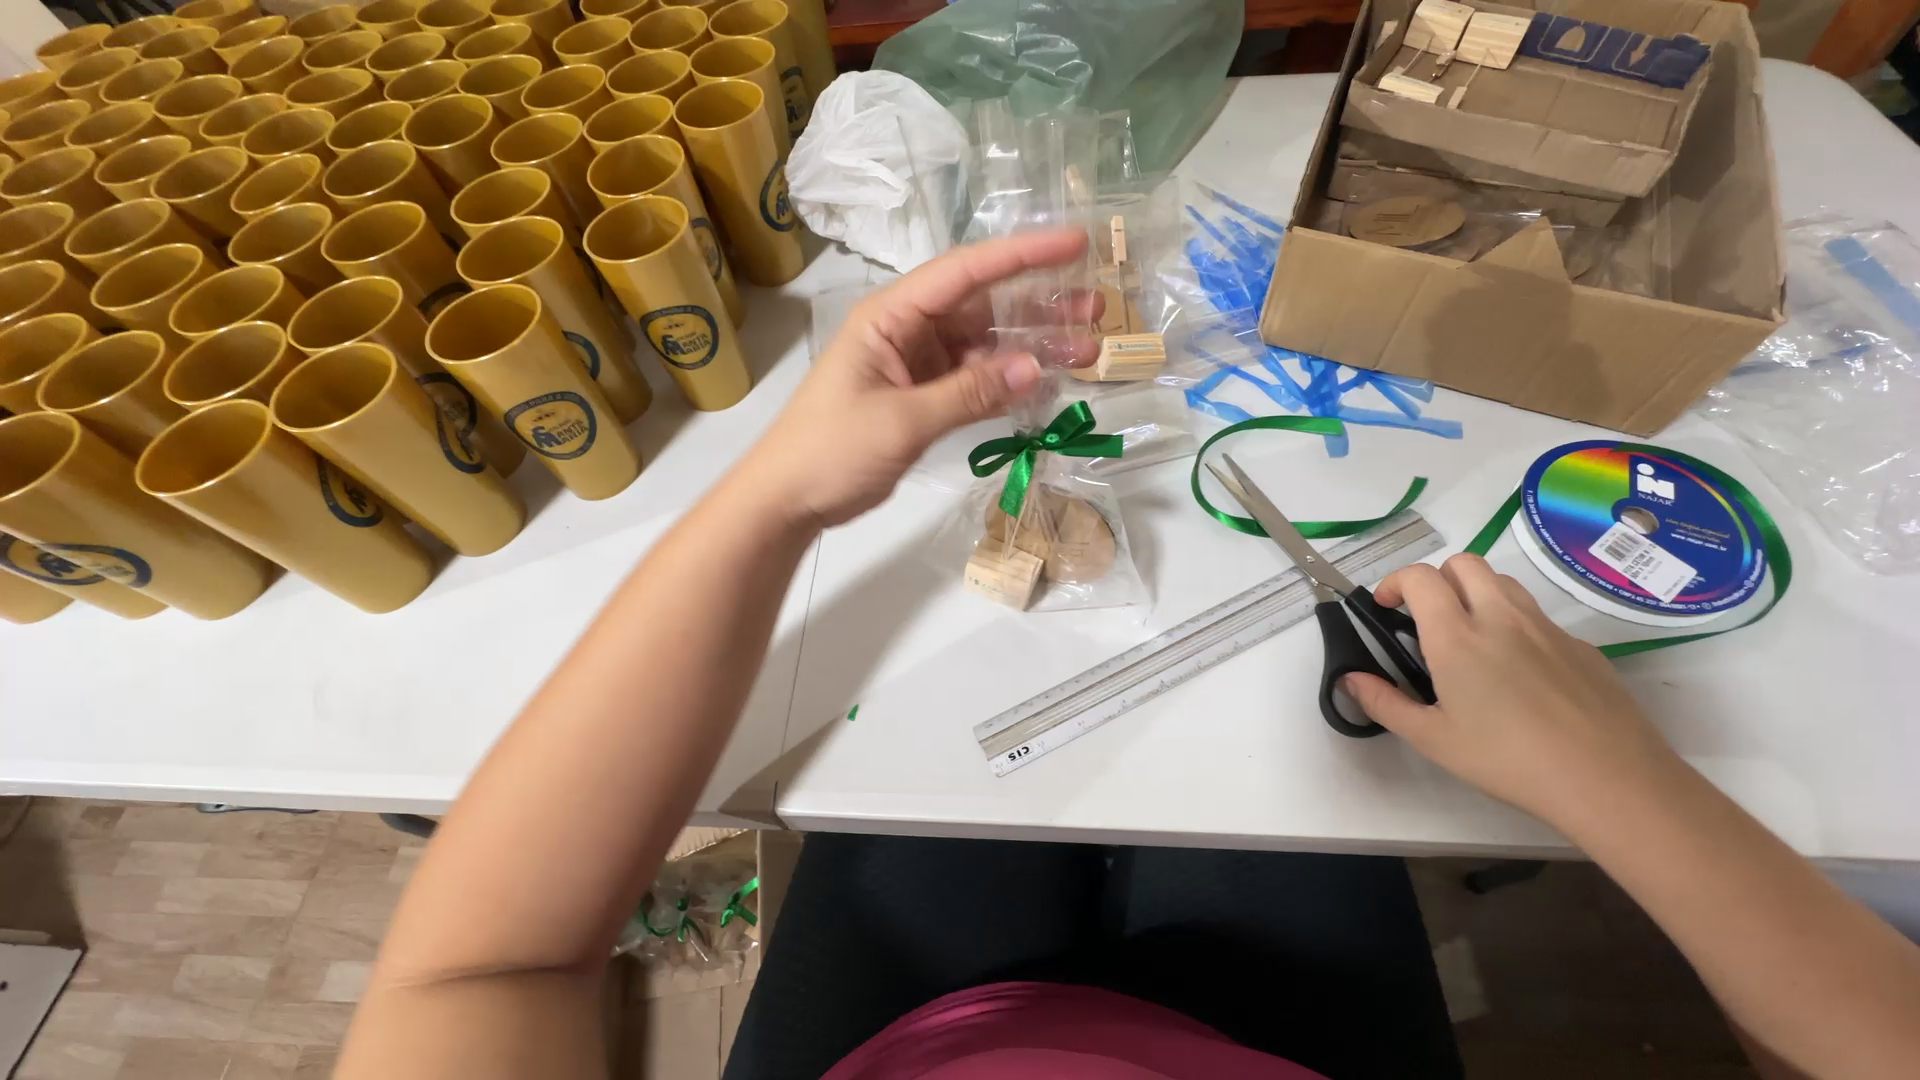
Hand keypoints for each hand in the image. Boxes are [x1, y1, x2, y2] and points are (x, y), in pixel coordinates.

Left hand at [741, 229, 1096, 528]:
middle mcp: (908, 332)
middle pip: (983, 306)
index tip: (1074, 243)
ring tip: (1087, 352)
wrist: (788, 499)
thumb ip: (968, 393)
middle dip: (1040, 305)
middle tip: (1097, 309)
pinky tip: (1046, 385)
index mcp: (891, 317)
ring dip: (1031, 348)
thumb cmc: (831, 450)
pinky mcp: (923, 399)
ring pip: (985, 346)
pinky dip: (1008, 384)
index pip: (964, 272)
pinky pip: (975, 381)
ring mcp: (917, 365)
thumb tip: (1034, 369)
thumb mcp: (900, 421)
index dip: (1021, 254)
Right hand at [1343, 554, 1687, 824]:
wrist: (1611, 781)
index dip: (1396, 582)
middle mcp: (1500, 619)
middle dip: (1437, 578)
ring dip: (1476, 593)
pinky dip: (1515, 625)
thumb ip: (1384, 703)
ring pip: (1503, 583)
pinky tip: (1518, 673)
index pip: (1421, 577)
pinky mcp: (1581, 648)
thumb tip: (1350, 680)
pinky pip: (1538, 618)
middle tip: (1426, 616)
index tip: (1386, 607)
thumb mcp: (1432, 739)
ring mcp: (1547, 629)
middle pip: (1465, 564)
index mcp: (1457, 637)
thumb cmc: (1509, 760)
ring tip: (1469, 636)